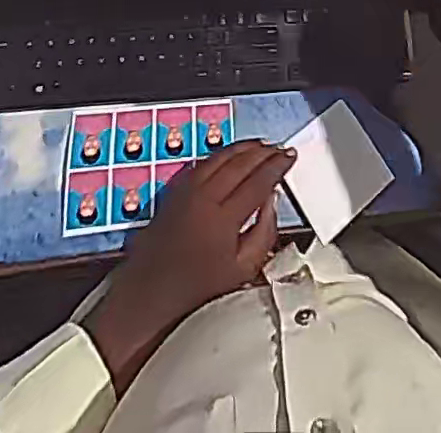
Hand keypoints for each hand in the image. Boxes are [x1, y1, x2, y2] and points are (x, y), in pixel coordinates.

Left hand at [84, 141, 294, 391]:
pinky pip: (203, 162)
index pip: (257, 181)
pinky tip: (231, 154)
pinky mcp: (174, 189)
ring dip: (242, 148)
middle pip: (239, 163)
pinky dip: (221, 154)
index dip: (277, 165)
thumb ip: (264, 232)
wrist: (151, 293)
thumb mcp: (243, 269)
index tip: (289, 157)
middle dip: (262, 152)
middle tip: (278, 148)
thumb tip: (271, 200)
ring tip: (260, 146)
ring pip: (219, 156)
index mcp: (223, 218)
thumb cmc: (197, 289)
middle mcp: (203, 198)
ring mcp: (186, 191)